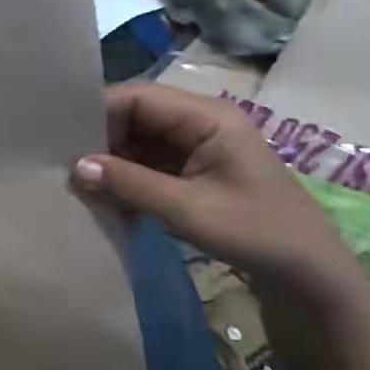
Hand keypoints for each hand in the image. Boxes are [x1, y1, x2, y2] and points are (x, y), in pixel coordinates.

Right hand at [72, 83, 362, 295]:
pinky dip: (128, 178)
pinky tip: (106, 197)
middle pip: (137, 116)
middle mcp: (200, 122)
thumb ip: (131, 184)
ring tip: (79, 184)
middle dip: (102, 139)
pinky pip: (151, 163)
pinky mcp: (194, 171)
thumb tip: (77, 166)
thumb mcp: (188, 209)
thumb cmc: (256, 233)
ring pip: (141, 141)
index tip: (63, 140)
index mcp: (207, 117)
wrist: (306, 271)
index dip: (100, 113)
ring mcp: (197, 147)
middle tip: (65, 166)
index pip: (140, 97)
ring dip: (113, 161)